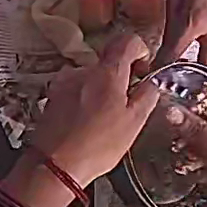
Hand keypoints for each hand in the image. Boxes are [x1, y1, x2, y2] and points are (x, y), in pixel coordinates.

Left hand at [28, 34, 161, 183]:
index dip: (141, 50)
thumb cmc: (96, 146)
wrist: (55, 165)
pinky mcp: (53, 95)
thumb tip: (153, 82)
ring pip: (91, 76)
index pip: (127, 41)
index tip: (144, 67)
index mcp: (107, 73)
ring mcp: (65, 82)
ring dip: (101, 88)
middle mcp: (83, 71)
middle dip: (121, 76)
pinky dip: (85, 97)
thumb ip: (147, 96)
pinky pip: (75, 88)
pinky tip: (87, 120)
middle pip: (108, 61)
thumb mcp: (133, 123)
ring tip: (105, 117)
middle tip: (128, 101)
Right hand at [164, 88, 206, 206]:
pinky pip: (203, 156)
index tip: (182, 98)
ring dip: (190, 141)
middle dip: (193, 122)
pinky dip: (193, 158)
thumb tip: (175, 112)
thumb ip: (199, 133)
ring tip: (177, 145)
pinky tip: (184, 163)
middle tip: (175, 123)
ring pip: (206, 136)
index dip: (205, 96)